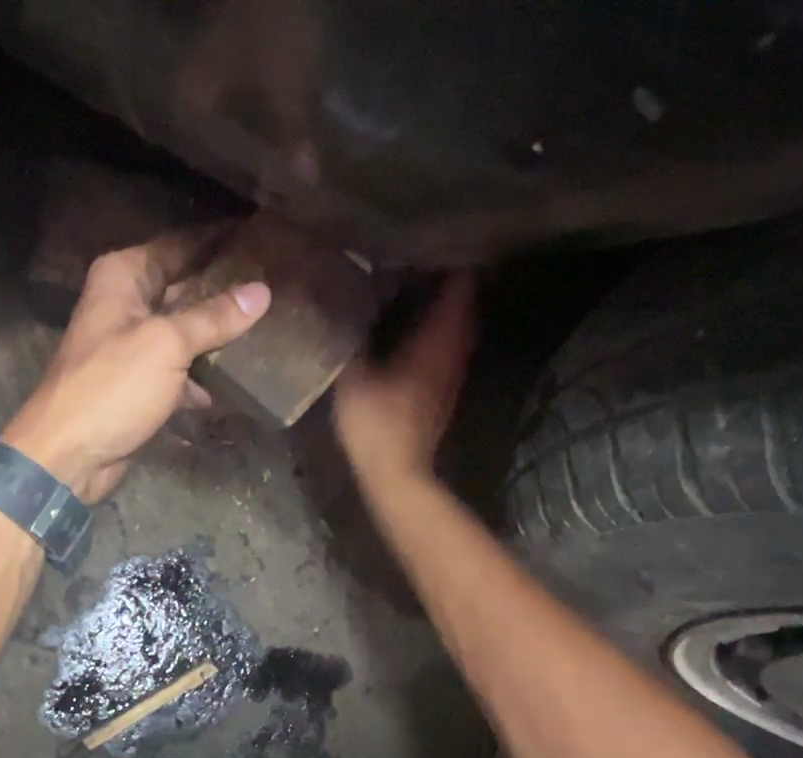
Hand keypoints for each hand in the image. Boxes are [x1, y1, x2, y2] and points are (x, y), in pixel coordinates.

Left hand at [1, 228, 270, 502]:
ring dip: (217, 333)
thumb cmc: (111, 387)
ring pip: (183, 329)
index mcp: (124, 277)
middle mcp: (124, 303)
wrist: (67, 455)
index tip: (260, 237)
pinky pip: (179, 368)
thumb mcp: (167, 344)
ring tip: (267, 326)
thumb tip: (261, 291)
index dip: (217, 240)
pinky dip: (202, 375)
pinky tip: (235, 382)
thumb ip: (214, 317)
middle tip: (274, 283)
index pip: (179, 245)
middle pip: (183, 286)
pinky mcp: (138, 384)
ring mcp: (131, 345)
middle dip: (223, 287)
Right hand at [333, 272, 474, 482]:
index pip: (460, 287)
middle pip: (463, 305)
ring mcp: (453, 374)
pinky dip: (438, 331)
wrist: (397, 473)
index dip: (453, 261)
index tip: (436, 239)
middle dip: (448, 280)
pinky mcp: (444, 391)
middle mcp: (455, 351)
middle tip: (422, 258)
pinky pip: (448, 347)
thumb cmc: (376, 421)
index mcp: (438, 340)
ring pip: (459, 328)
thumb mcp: (353, 374)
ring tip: (417, 286)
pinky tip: (414, 328)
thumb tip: (339, 301)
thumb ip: (349, 335)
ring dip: (445, 307)